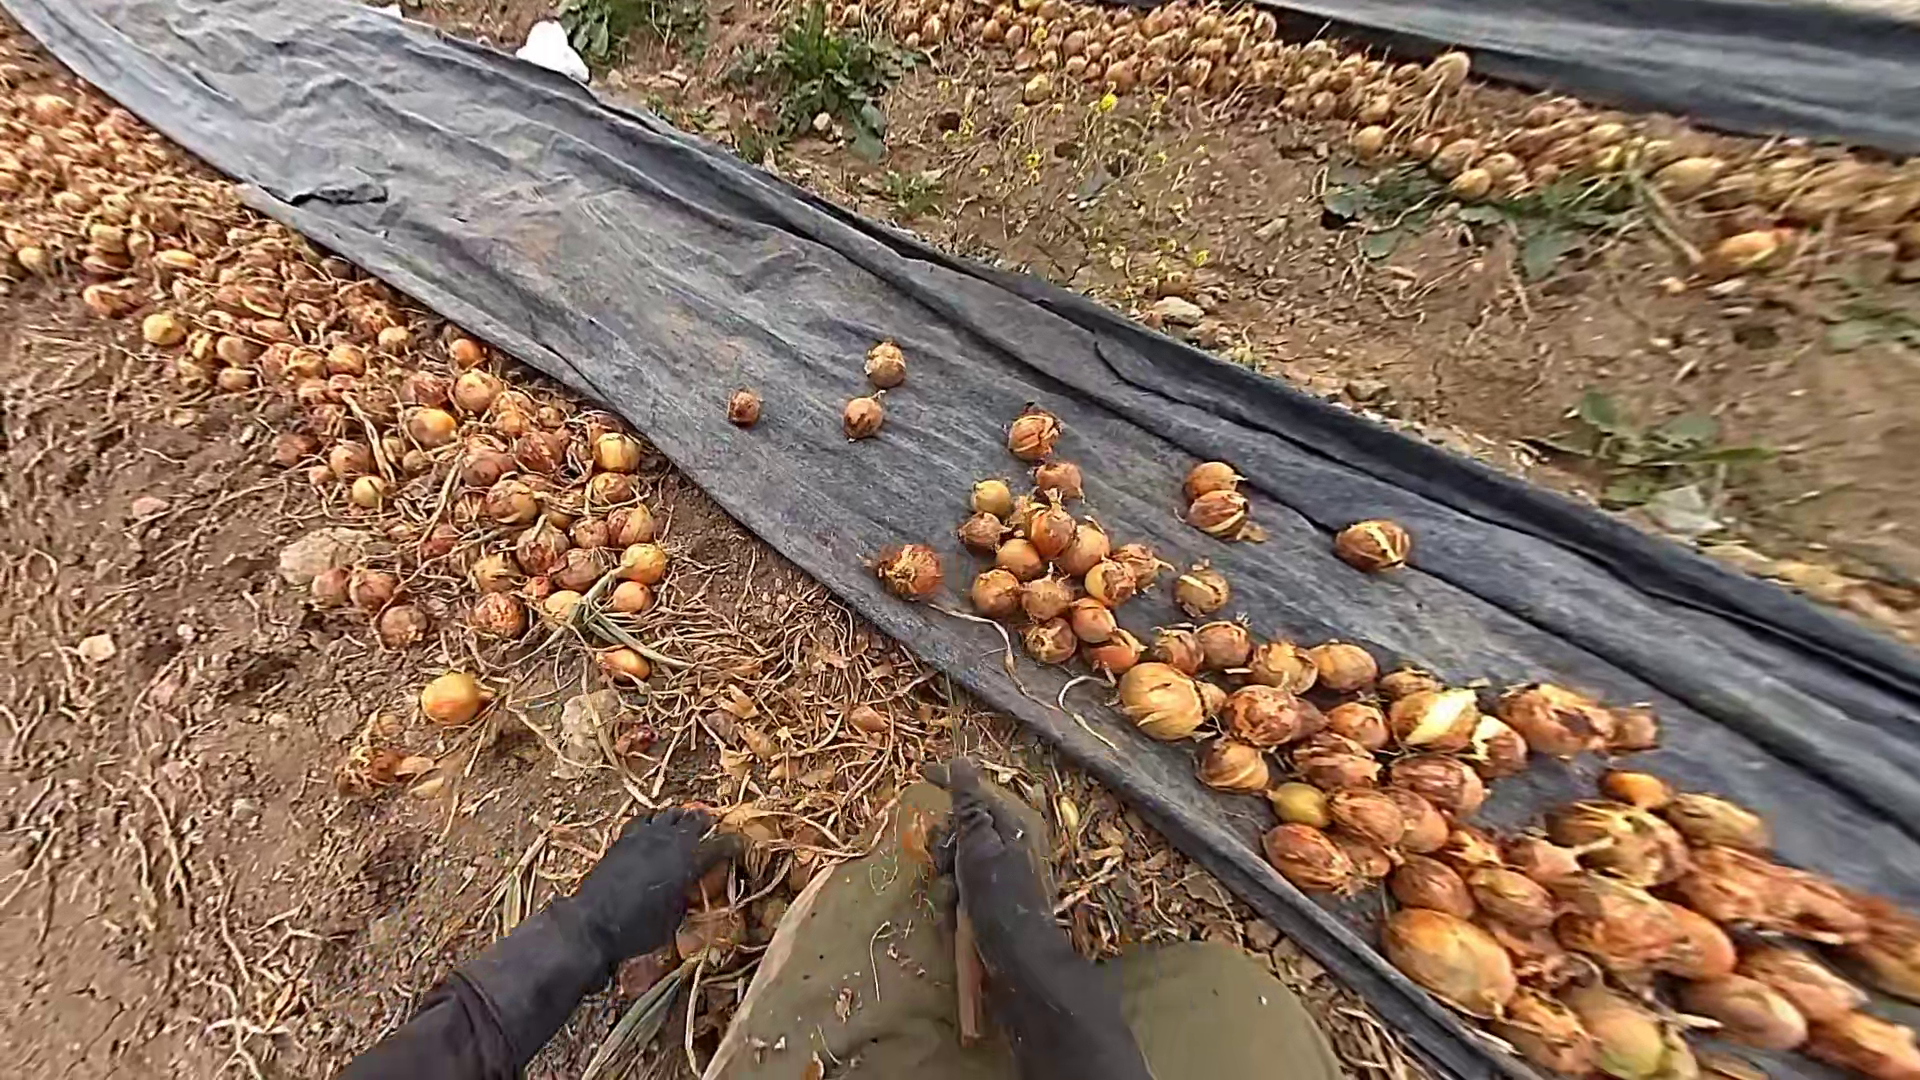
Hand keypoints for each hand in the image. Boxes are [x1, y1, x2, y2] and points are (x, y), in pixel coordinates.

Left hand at [570, 807, 737, 959]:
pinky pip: (647, 818)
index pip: (723, 844)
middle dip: (708, 824)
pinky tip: (654, 827)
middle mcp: (675, 840)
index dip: (734, 844)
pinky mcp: (628, 835)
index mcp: (692, 860)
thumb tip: (692, 890)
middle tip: (711, 830)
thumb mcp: (674, 920)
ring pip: (674, 814)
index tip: (739, 846)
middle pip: (699, 821)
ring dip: (682, 818)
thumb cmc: (638, 930)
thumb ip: (687, 898)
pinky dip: (655, 820)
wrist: (592, 925)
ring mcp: (650, 834)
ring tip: (685, 823)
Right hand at [927, 759, 1151, 1079]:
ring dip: (946, 883)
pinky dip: (951, 907)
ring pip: (952, 865)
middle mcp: (998, 846)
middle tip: (945, 861)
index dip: (946, 780)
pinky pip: (956, 895)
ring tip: (953, 901)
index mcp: (1002, 825)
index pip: (970, 792)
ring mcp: (992, 877)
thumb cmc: (999, 895)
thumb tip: (963, 760)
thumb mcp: (979, 843)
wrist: (1018, 961)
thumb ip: (968, 805)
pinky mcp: (985, 906)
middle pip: (956, 830)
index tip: (922, 771)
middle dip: (944, 846)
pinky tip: (956, 922)